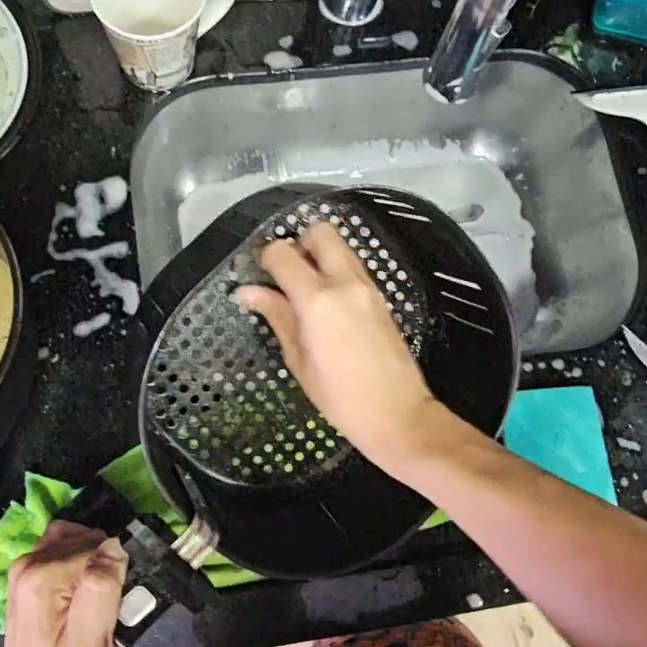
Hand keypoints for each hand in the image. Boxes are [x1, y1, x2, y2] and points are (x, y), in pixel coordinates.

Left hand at [0, 521, 126, 646]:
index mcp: (41, 575)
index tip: (112, 608)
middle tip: (105, 610)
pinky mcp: (28, 581)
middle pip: (86, 541)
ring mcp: (24, 571)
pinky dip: (82, 567)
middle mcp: (28, 563)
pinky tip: (84, 601)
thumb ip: (101, 590)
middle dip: (104, 567)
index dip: (114, 574)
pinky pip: (65, 554)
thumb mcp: (89, 646)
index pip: (98, 546)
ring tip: (96, 604)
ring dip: (94, 565)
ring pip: (77, 543)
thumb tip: (114, 544)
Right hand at [235, 222, 460, 469]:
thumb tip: (248, 292)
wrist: (398, 413)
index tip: (260, 276)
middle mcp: (344, 282)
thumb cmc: (339, 397)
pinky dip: (337, 271)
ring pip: (341, 247)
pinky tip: (328, 304)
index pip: (283, 253)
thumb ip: (277, 317)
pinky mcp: (382, 297)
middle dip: (299, 243)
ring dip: (320, 256)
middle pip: (320, 232)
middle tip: (287, 274)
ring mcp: (368, 287)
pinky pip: (355, 268)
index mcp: (317, 300)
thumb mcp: (299, 359)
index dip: (265, 259)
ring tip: (306, 291)